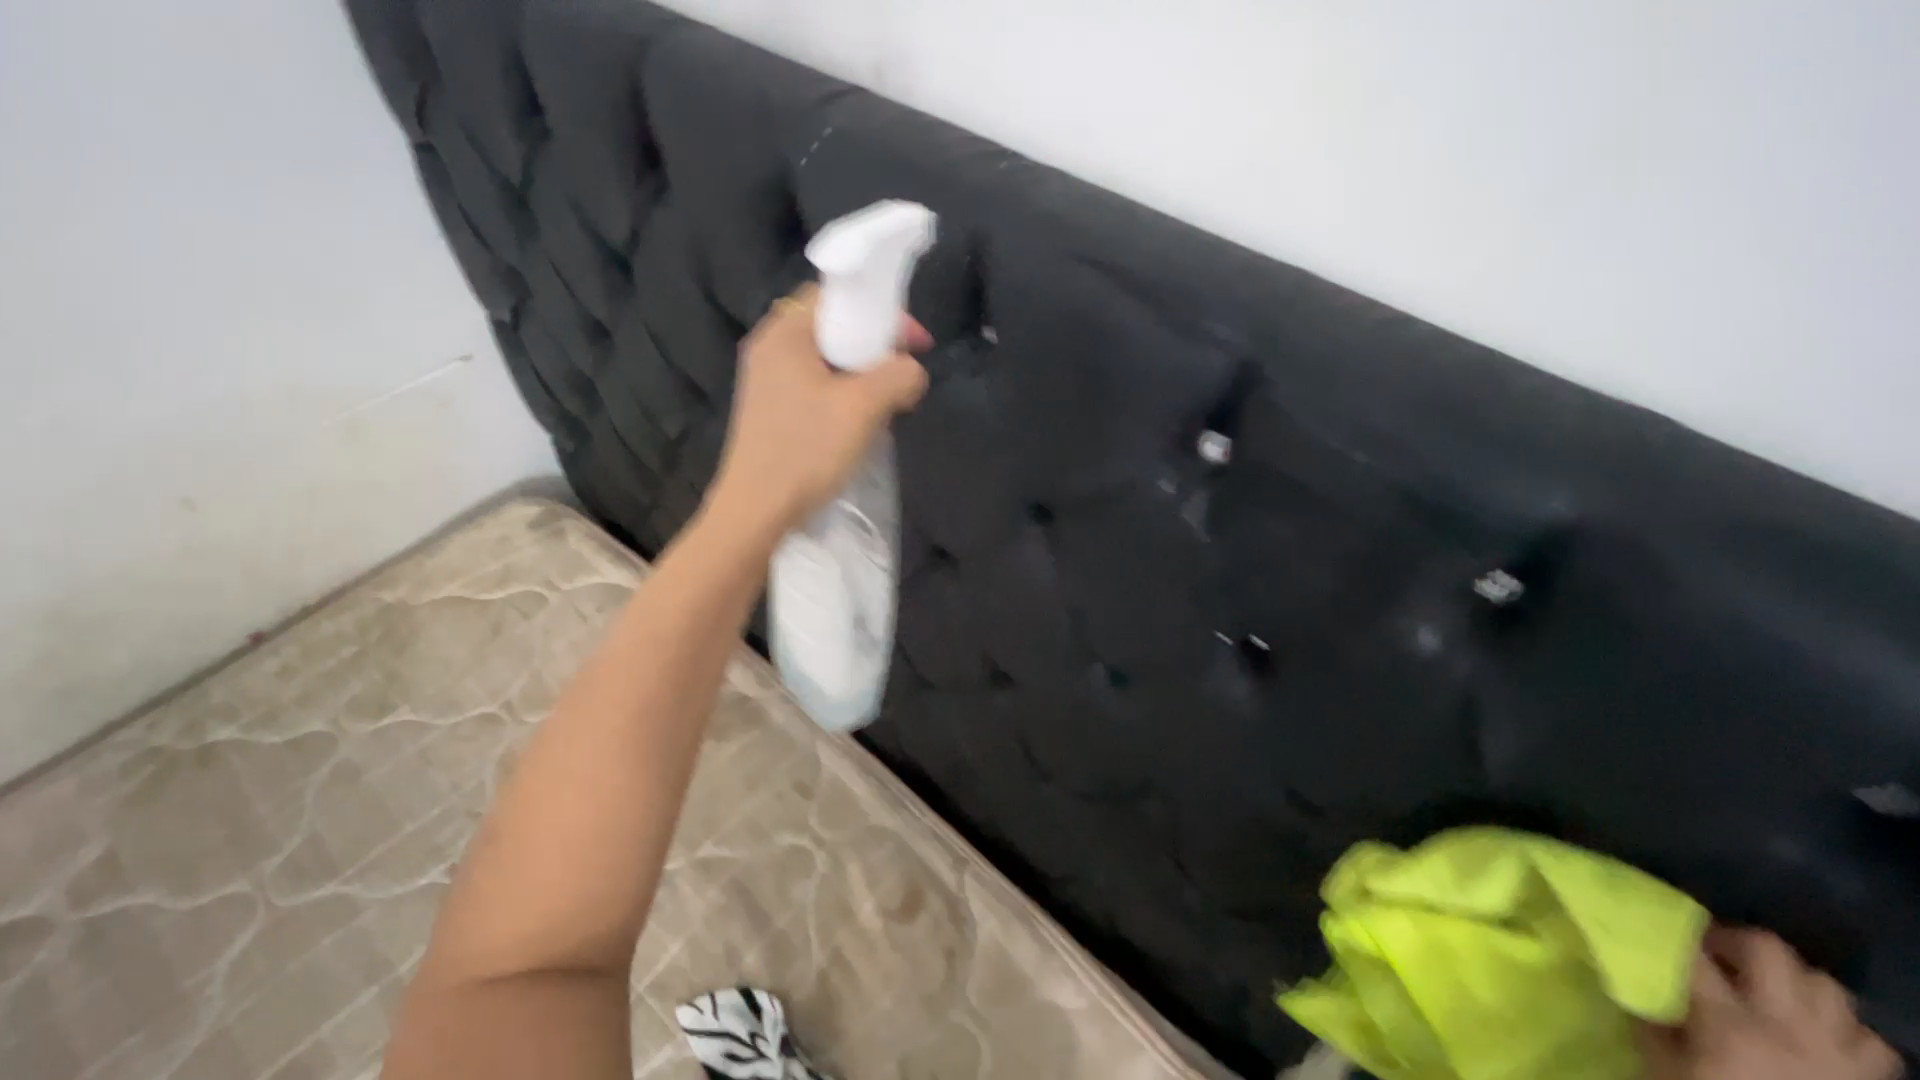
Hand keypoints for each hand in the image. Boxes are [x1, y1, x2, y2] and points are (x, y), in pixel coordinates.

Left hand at [707, 285, 931, 534]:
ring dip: (859, 375)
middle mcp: (768, 348)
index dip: (880, 311)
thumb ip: (898, 375)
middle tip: (901, 373)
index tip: (914, 344)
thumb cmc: (807, 450)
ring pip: (824, 361)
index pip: (835, 296)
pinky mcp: (767, 411)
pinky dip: (840, 395)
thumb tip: (912, 371)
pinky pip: (812, 387)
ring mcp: (764, 381)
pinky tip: (857, 425)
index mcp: (784, 333)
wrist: (756, 510)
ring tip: (885, 403)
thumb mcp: (864, 407)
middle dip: (873, 346)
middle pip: (831, 327)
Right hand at [1639, 927, 1901, 1079]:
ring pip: (1826, 985)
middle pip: (1769, 950)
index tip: (1662, 933)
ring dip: (1797, 982)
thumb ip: (1653, 1031)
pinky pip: (1870, 1038)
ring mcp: (1833, 1049)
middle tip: (1717, 952)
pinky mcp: (1866, 1075)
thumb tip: (1643, 996)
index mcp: (1728, 1024)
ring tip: (1773, 989)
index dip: (1676, 937)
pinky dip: (1847, 1030)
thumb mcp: (1665, 1072)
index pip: (1695, 959)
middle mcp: (1784, 1024)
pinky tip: (1823, 1034)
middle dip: (1737, 940)